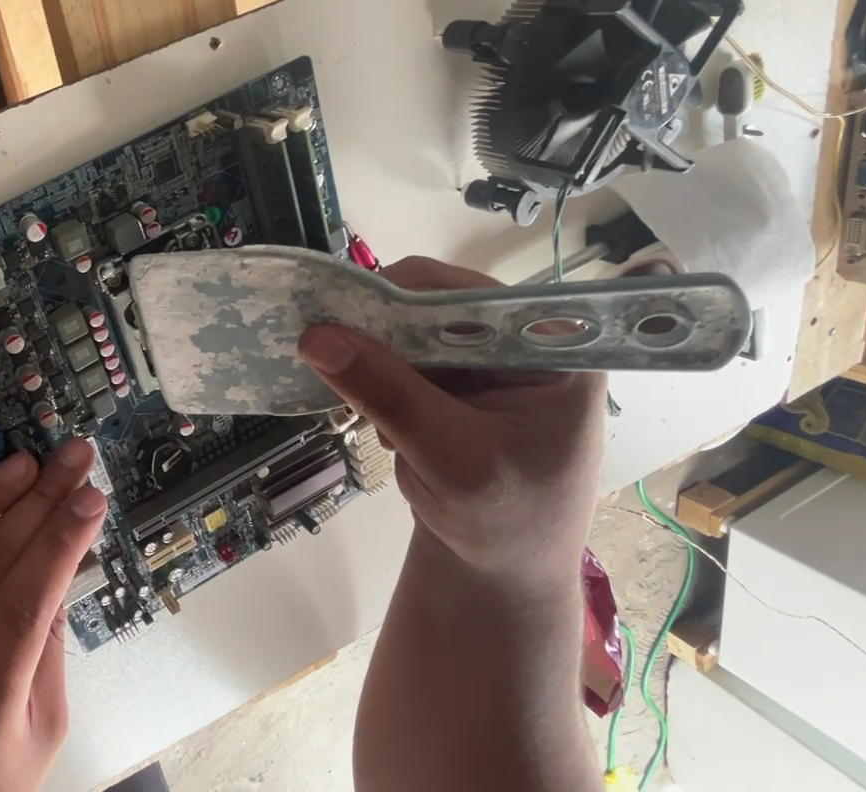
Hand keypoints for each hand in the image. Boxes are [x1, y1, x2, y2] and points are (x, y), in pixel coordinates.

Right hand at [297, 257, 605, 586]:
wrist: (499, 570)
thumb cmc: (502, 521)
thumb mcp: (449, 458)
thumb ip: (388, 394)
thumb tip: (316, 336)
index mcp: (549, 350)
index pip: (466, 294)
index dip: (401, 297)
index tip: (339, 318)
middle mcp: (516, 342)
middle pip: (429, 302)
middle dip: (381, 333)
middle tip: (340, 366)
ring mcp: (481, 360)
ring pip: (403, 327)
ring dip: (373, 360)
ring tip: (377, 416)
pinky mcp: (450, 380)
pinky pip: (394, 355)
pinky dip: (373, 378)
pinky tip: (387, 426)